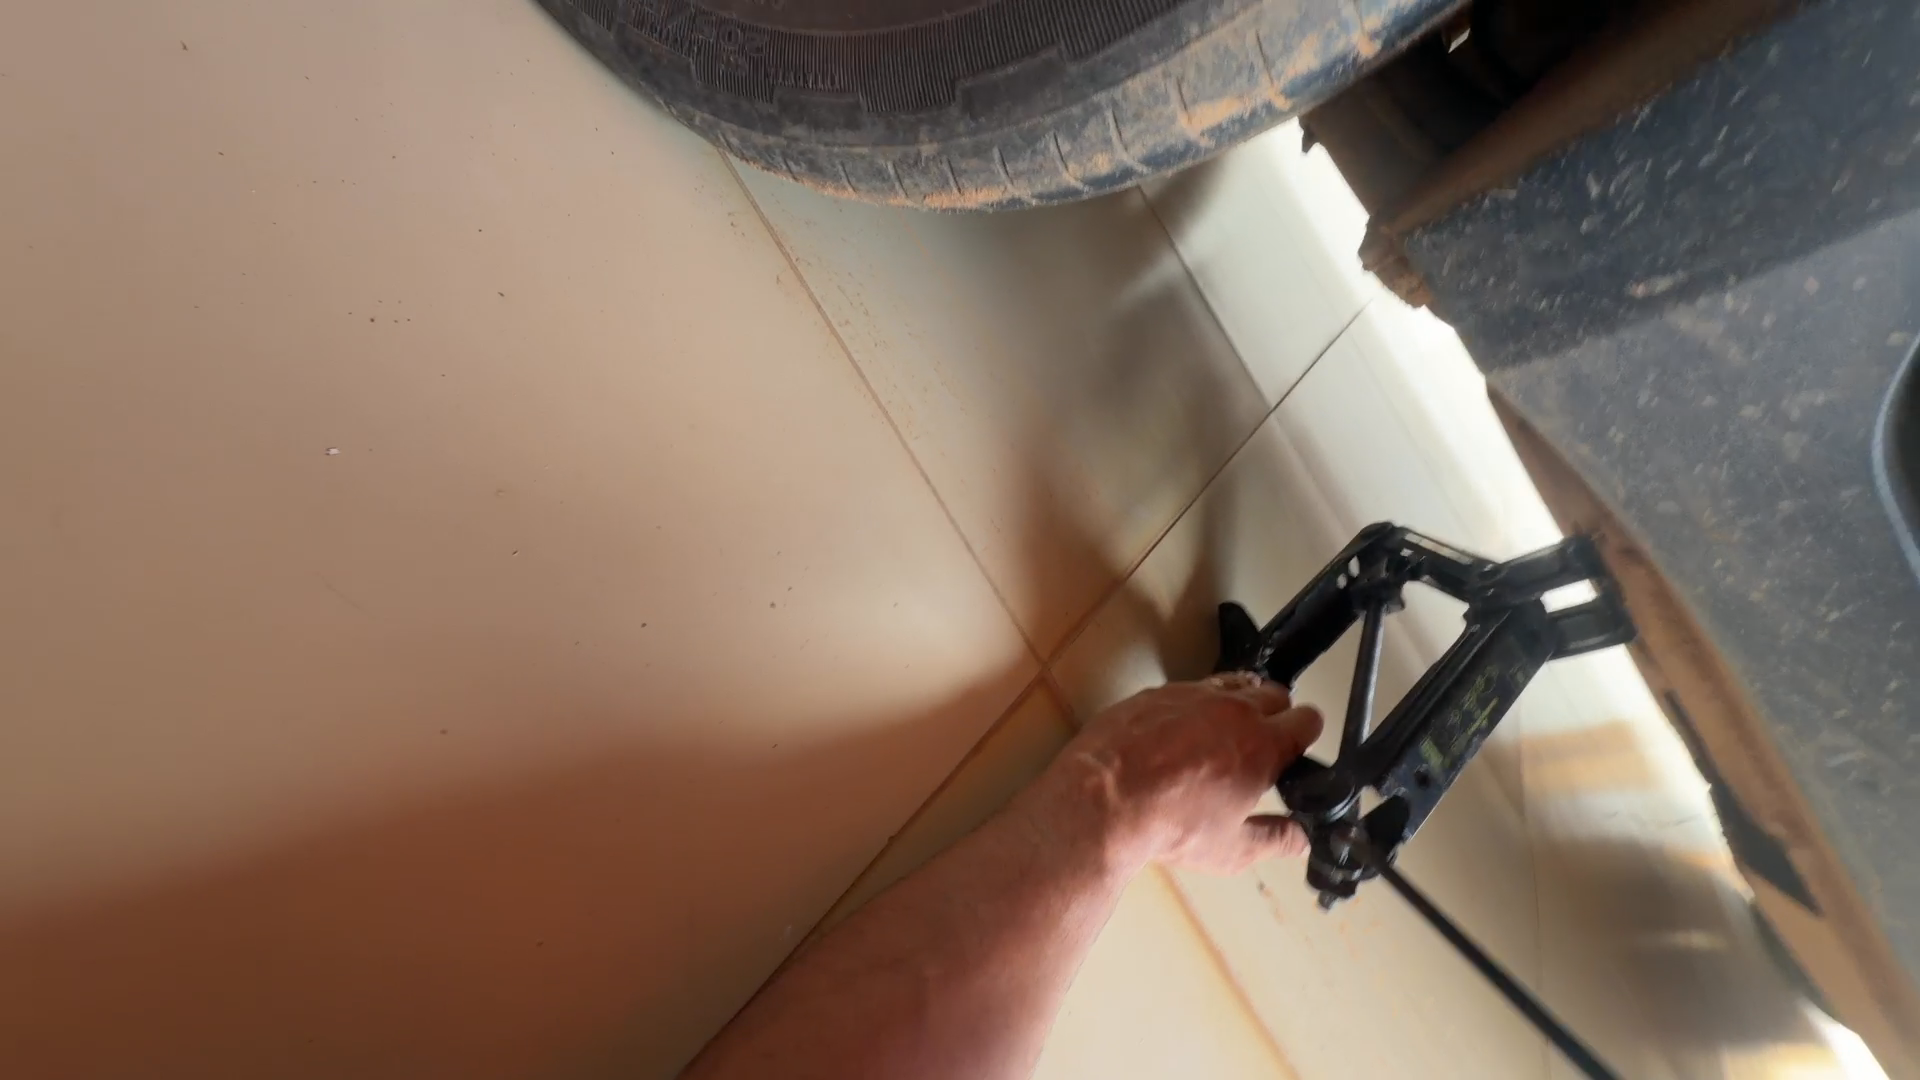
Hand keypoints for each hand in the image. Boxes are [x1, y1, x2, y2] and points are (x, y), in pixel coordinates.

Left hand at [1021, 674, 1323, 874]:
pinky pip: (1190, 687)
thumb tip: (1300, 838)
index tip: (1299, 744)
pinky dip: (1196, 702)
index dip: (1307, 731)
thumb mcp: (1232, 849)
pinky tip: (1182, 727)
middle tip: (1266, 738)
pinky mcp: (1156, 691)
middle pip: (1273, 692)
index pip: (1306, 720)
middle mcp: (1232, 709)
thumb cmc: (1171, 824)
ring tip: (1228, 726)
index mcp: (1261, 744)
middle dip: (1277, 711)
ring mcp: (1191, 693)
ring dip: (1239, 699)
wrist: (1103, 796)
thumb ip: (1274, 839)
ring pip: (1232, 682)